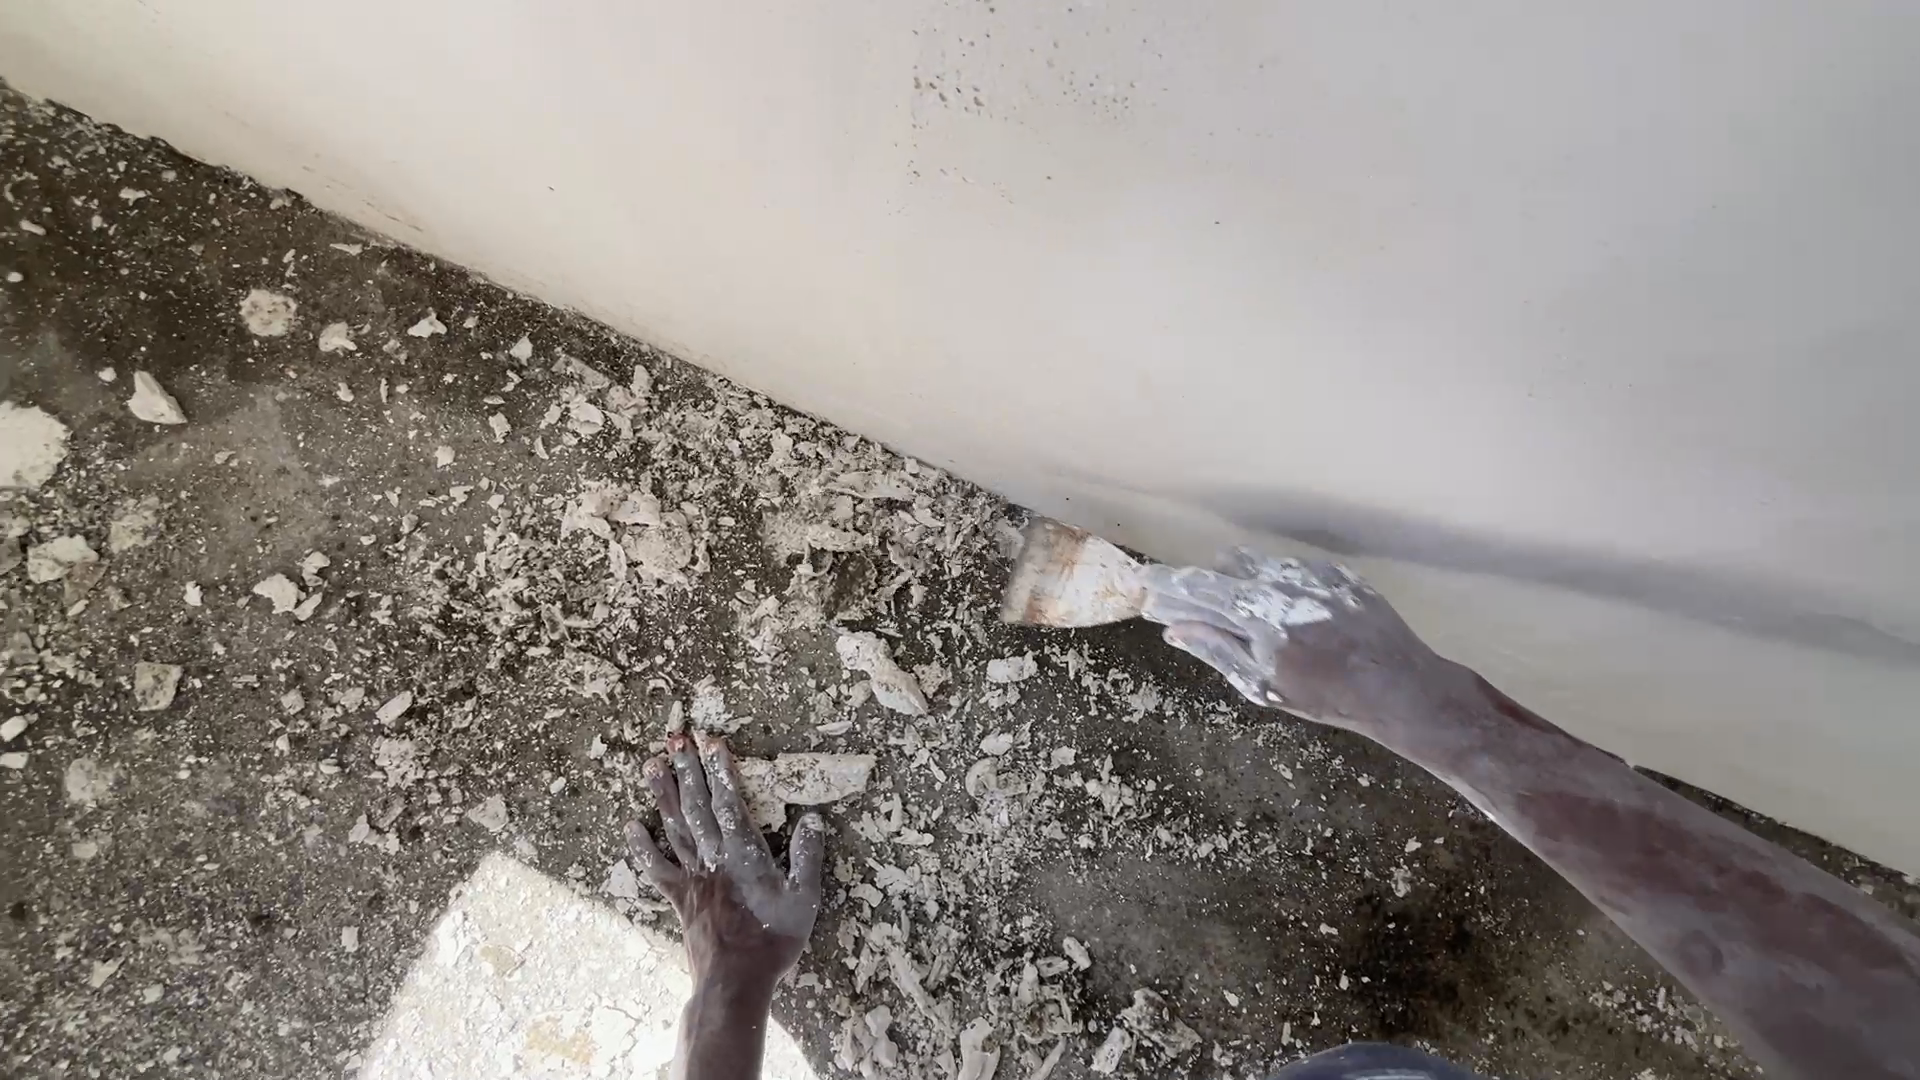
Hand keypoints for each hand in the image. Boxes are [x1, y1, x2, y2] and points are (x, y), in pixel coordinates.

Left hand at [625, 733, 826, 992]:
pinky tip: (631, 825)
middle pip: (696, 805)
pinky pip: (656, 867)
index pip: (729, 801)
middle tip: (676, 738)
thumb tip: (812, 819)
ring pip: (673, 826)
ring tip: (650, 763)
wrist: (734, 983)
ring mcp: (692, 876)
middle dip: (687, 769)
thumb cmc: (773, 939)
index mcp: (743, 853)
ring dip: (662, 793)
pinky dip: (642, 846)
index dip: (721, 770)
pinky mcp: (679, 897)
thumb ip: (808, 857)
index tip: (713, 741)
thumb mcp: (805, 898)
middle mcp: (713, 857)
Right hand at [1139, 549, 1465, 746]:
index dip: (1166, 584)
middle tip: (1190, 602)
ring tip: (1244, 610)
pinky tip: (1288, 608)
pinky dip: (1276, 582)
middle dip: (1200, 583)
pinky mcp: (1334, 571)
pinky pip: (1290, 566)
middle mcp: (1281, 584)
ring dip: (1238, 580)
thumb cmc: (1325, 697)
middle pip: (1222, 568)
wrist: (1401, 688)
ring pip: (1256, 563)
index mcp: (1258, 616)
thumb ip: (1216, 650)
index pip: (1197, 589)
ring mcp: (1311, 573)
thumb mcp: (1262, 684)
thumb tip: (1173, 630)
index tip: (1142, 580)